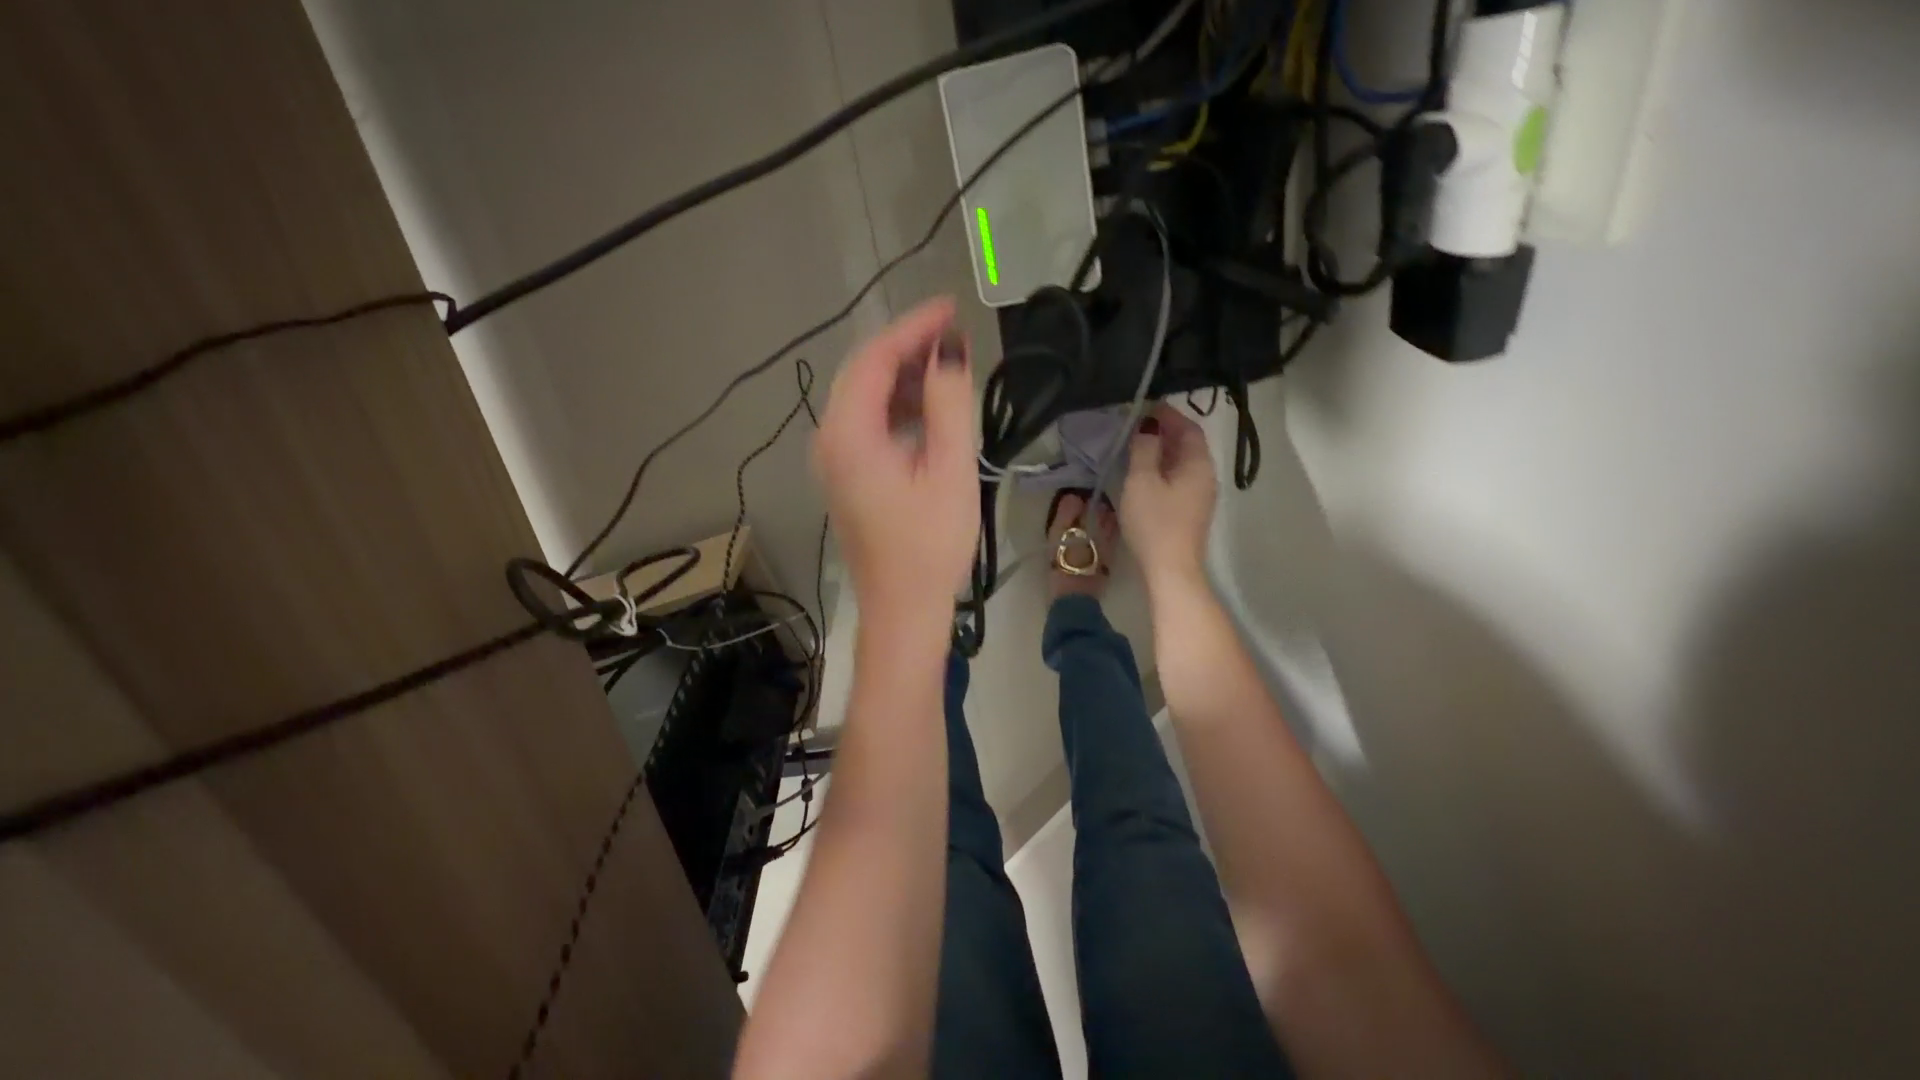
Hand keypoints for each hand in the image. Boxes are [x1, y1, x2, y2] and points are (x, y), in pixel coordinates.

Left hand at [814, 297, 978, 617]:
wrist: (903, 609)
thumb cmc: (930, 545)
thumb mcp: (949, 470)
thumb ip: (947, 403)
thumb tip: (949, 352)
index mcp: (848, 435)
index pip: (875, 360)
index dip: (913, 328)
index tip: (951, 306)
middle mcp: (830, 440)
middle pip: (864, 373)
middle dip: (908, 346)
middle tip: (955, 329)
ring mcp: (834, 459)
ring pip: (865, 397)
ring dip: (905, 375)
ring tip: (950, 360)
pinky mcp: (848, 475)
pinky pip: (868, 422)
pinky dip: (898, 404)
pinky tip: (931, 403)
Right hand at [1120, 402, 1216, 587]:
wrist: (1170, 569)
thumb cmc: (1155, 522)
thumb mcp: (1142, 480)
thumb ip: (1144, 448)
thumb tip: (1147, 427)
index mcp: (1199, 464)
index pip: (1189, 427)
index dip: (1168, 414)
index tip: (1145, 406)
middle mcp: (1206, 476)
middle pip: (1189, 444)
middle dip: (1166, 431)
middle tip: (1138, 423)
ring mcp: (1200, 496)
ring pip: (1184, 463)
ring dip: (1163, 450)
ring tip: (1137, 445)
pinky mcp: (1191, 512)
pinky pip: (1179, 479)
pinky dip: (1164, 468)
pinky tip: (1144, 473)